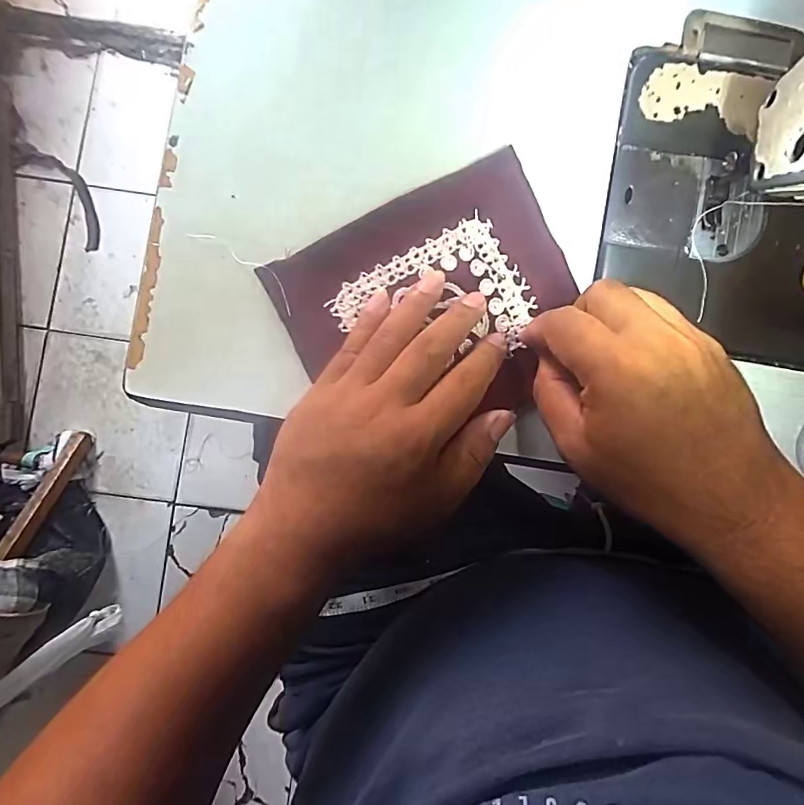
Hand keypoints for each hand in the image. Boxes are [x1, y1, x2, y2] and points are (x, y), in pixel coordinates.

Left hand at [247, 270, 511, 579]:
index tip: (502, 334)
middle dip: (457, 320)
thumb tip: (502, 413)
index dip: (486, 357)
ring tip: (436, 277)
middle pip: (428, 351)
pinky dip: (367, 319)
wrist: (301, 526)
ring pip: (389, 338)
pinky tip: (382, 296)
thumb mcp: (436, 501)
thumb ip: (471, 455)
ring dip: (415, 305)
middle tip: (477, 296)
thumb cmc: (375, 520)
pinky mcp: (321, 388)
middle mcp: (388, 403)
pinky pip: (349, 345)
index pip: (463, 384)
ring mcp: (350, 391)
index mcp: (420, 434)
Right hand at [522, 280, 803, 558]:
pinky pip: (664, 315)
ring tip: (606, 354)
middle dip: (575, 314)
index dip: (539, 328)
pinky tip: (639, 363)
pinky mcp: (709, 344)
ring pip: (635, 295)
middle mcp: (655, 339)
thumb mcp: (577, 448)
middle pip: (600, 291)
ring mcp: (688, 336)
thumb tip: (546, 362)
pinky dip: (641, 327)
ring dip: (610, 315)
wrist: (730, 497)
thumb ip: (549, 393)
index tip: (534, 342)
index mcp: (616, 366)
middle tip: (570, 348)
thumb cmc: (655, 483)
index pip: (563, 319)